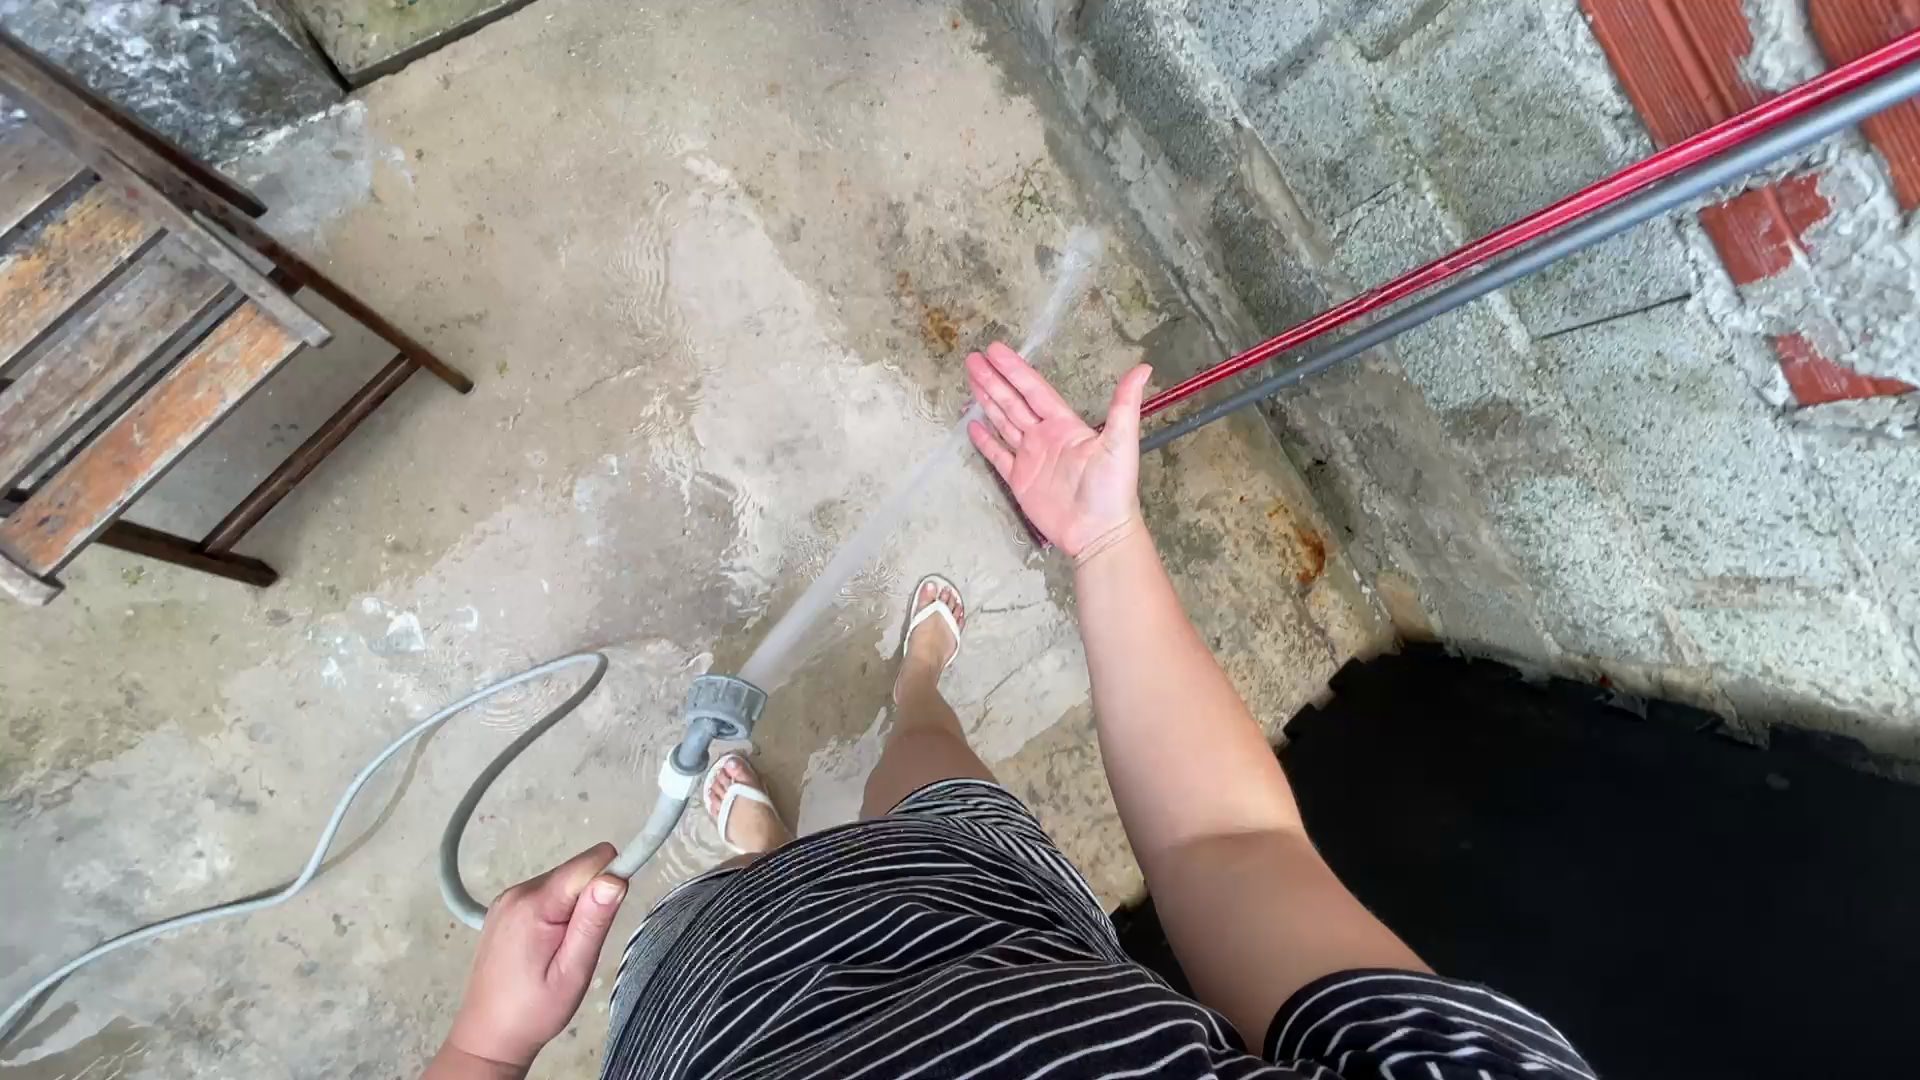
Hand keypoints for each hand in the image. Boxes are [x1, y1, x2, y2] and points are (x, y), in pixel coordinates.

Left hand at [436, 843, 628, 1072]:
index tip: (611, 913)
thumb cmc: (533, 1012)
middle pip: (580, 868)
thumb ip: (593, 922)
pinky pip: (552, 890)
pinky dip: (560, 910)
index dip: (612, 879)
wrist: (486, 1040)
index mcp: (534, 904)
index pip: (593, 861)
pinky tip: (548, 944)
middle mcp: (519, 891)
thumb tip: (616, 877)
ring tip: (564, 947)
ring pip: (568, 879)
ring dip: (577, 906)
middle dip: (593, 898)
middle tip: (582, 942)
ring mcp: (509, 898)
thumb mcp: (573, 973)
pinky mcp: (507, 906)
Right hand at [966, 342, 1151, 560]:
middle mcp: (1045, 437)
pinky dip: (986, 441)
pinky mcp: (1020, 480)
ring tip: (971, 380)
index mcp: (1065, 425)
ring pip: (1004, 423)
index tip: (996, 351)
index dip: (1015, 370)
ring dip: (987, 402)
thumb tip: (1143, 368)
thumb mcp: (1121, 443)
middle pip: (1014, 402)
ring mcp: (1031, 458)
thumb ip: (1124, 405)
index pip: (1035, 390)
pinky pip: (999, 456)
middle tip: (974, 359)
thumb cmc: (1112, 488)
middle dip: (994, 380)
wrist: (1098, 531)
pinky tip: (973, 425)